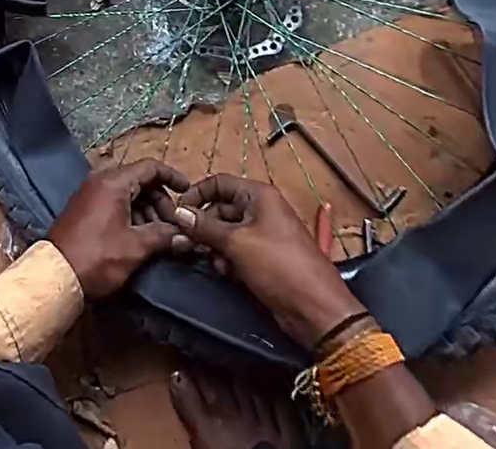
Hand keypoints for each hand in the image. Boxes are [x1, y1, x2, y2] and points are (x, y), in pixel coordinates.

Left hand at [48, 159, 191, 298]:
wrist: (57, 272)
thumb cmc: (97, 256)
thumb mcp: (135, 247)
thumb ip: (164, 237)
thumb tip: (187, 236)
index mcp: (114, 182)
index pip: (149, 168)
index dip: (172, 177)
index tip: (188, 192)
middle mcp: (101, 180)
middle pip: (140, 181)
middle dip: (161, 202)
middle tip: (174, 227)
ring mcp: (91, 193)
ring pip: (128, 193)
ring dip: (147, 211)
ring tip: (159, 238)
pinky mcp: (86, 207)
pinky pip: (115, 202)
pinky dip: (132, 215)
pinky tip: (141, 238)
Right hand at [171, 174, 365, 348]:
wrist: (317, 313)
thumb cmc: (278, 267)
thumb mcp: (236, 243)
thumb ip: (203, 226)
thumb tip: (177, 212)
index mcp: (259, 196)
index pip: (218, 183)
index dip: (197, 194)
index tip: (178, 211)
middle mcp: (262, 209)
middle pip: (221, 207)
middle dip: (205, 226)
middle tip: (190, 242)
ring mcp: (265, 233)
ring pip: (226, 230)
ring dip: (216, 245)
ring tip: (216, 262)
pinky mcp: (265, 256)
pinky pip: (237, 249)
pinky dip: (228, 258)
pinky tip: (227, 272)